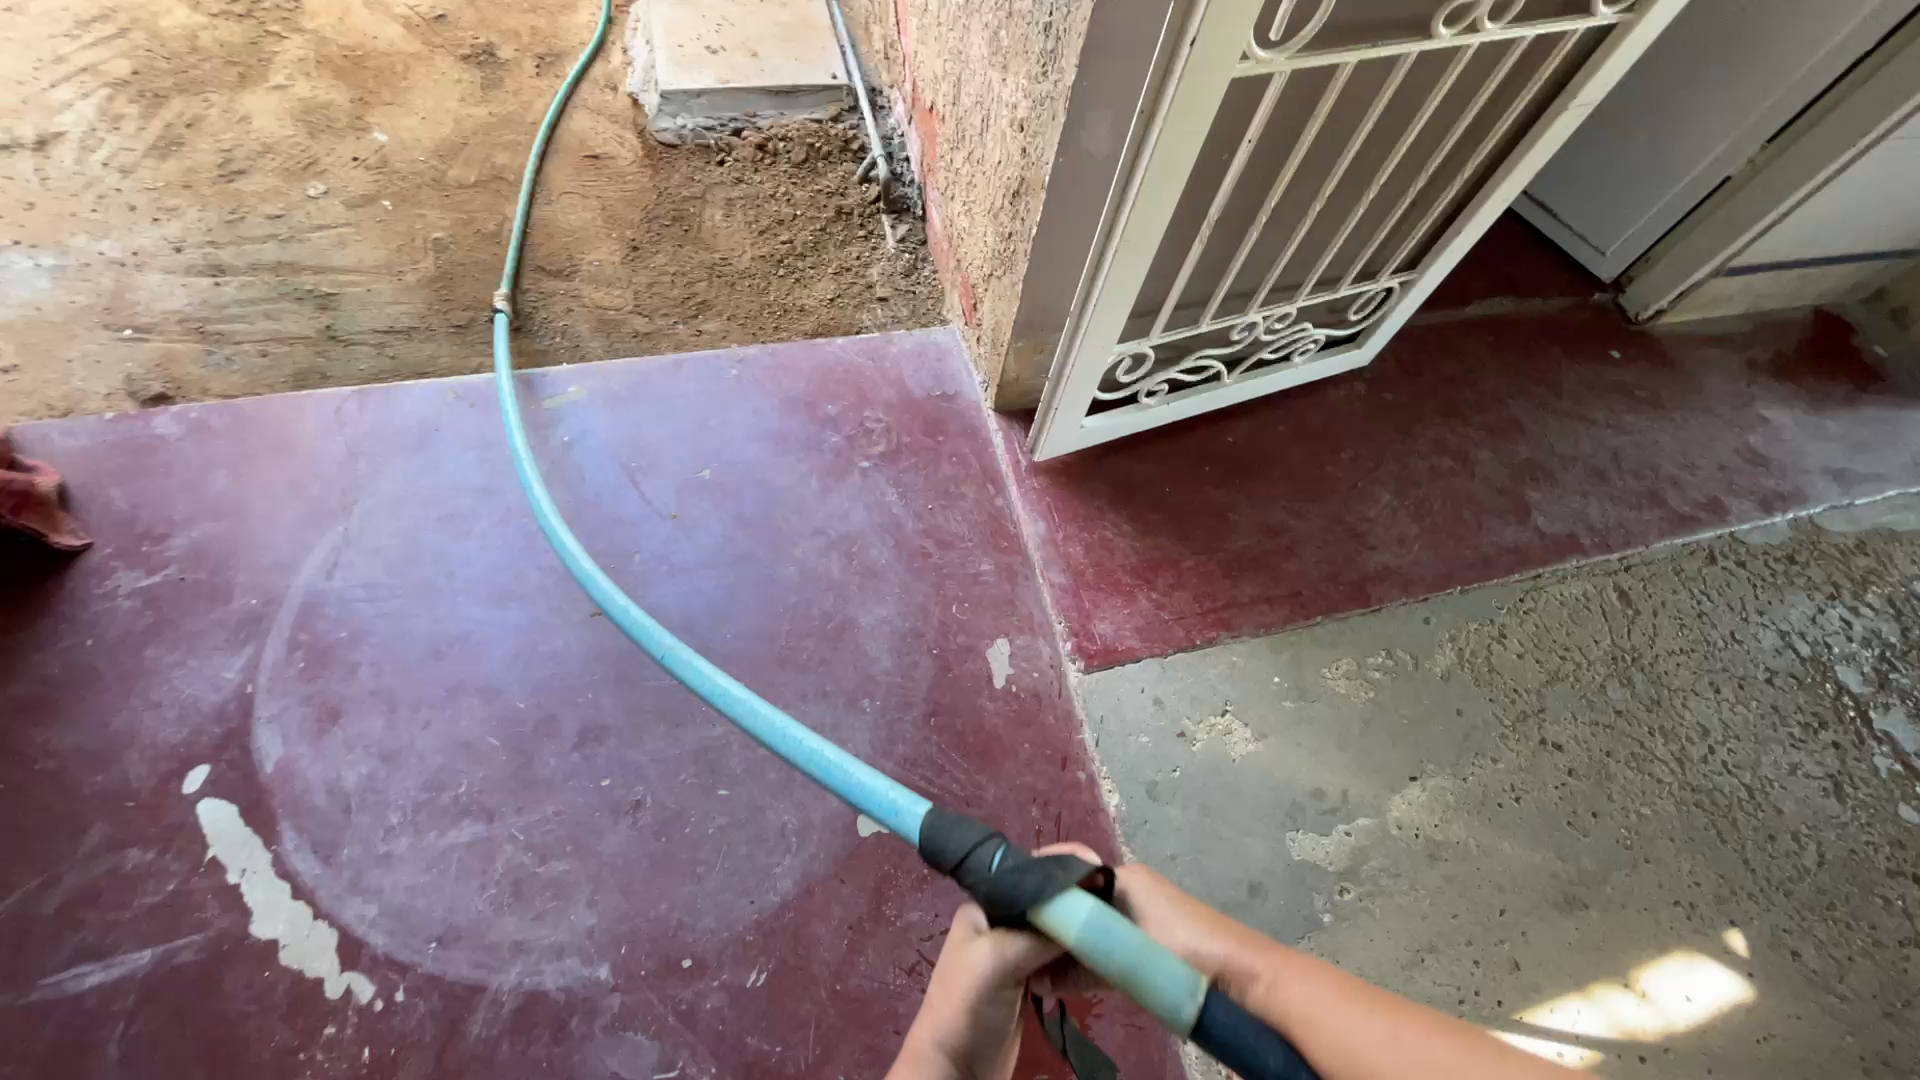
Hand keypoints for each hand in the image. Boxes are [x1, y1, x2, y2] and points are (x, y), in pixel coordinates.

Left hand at [884, 842, 1102, 1079]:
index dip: (1062, 867)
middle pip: (1046, 897)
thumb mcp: (997, 960)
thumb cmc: (966, 1006)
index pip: (1028, 871)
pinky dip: (1078, 951)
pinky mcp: (1029, 976)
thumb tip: (1083, 914)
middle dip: (1077, 894)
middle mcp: (1001, 919)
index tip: (1099, 868)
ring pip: (1055, 926)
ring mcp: (1015, 949)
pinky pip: (1059, 954)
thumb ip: (1036, 934)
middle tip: (1115, 895)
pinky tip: (1100, 950)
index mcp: (986, 903)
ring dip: (1081, 923)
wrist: (955, 1070)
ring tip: (1114, 919)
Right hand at [1027, 858, 1283, 1005]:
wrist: (1242, 975)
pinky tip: (1066, 975)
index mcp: (1124, 877)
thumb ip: (1084, 963)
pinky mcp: (1148, 943)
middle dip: (1051, 922)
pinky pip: (1106, 944)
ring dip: (1067, 944)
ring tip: (1034, 963)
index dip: (1042, 892)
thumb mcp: (1129, 953)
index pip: (1069, 874)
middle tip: (1018, 942)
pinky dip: (1087, 958)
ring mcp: (1140, 916)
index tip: (1013, 909)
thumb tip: (1036, 975)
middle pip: (1077, 901)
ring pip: (1090, 926)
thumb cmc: (1186, 948)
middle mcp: (1128, 889)